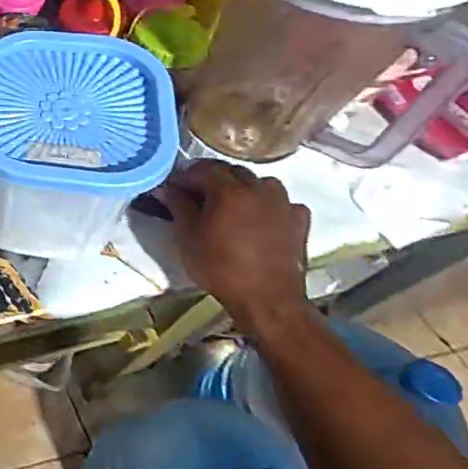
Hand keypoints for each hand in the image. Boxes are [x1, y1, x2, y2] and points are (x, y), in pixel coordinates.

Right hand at [157, 159, 311, 319]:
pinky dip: (268, 204)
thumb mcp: (187, 236)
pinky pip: (282, 202)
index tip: (172, 187)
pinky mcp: (299, 220)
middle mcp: (259, 189)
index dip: (184, 175)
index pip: (202, 169)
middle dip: (211, 178)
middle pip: (231, 171)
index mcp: (229, 191)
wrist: (267, 299)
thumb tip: (168, 187)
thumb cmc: (219, 267)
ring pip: (259, 182)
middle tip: (195, 195)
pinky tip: (261, 217)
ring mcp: (283, 203)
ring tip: (230, 204)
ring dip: (242, 187)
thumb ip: (178, 205)